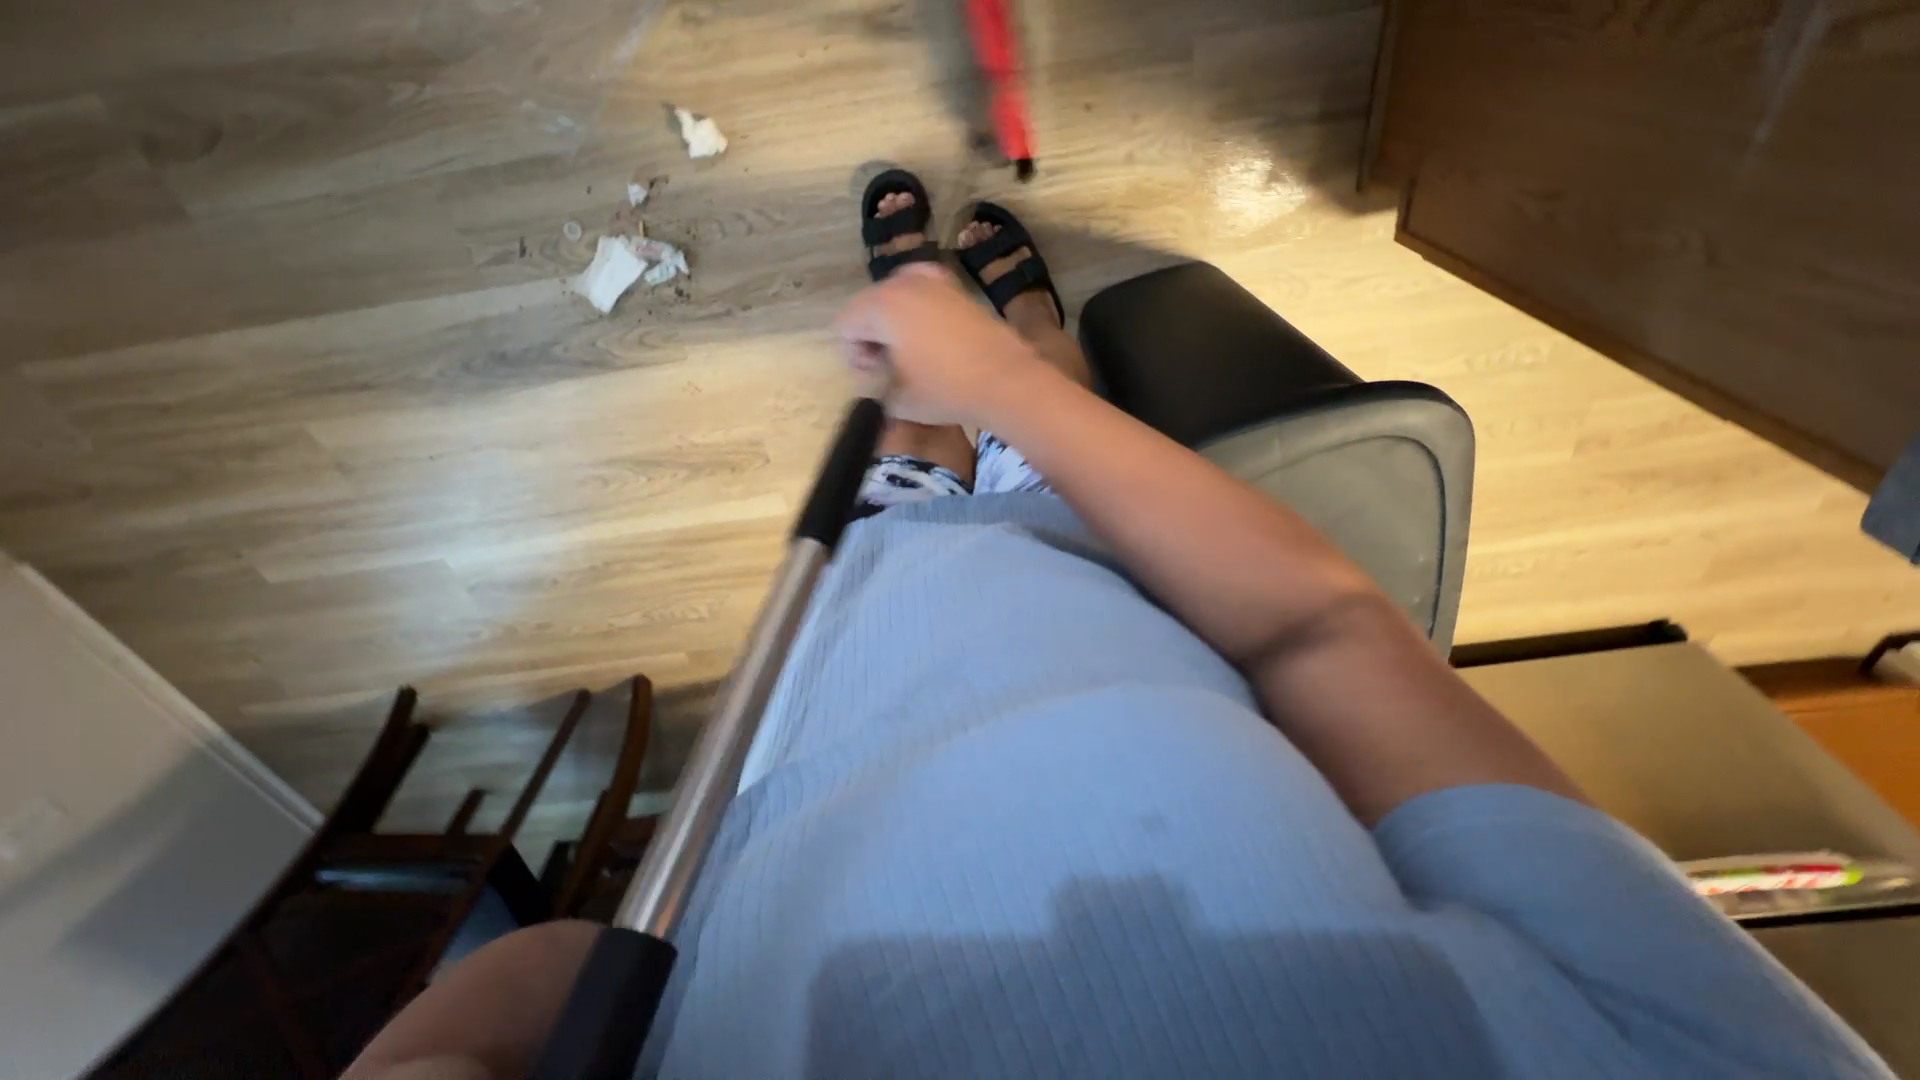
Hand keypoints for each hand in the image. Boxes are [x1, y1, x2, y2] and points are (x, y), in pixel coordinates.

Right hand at [834, 263, 1045, 426]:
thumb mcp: (898, 400)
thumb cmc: (945, 391)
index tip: (875, 376)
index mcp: (881, 306)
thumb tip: (876, 378)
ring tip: (910, 354)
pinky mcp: (958, 289)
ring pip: (895, 296)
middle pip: (868, 306)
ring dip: (893, 323)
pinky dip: (919, 309)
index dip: (852, 354)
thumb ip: (874, 386)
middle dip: (871, 335)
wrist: (1006, 382)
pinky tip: (930, 336)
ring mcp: (934, 281)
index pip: (845, 324)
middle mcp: (904, 283)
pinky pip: (924, 292)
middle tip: (889, 368)